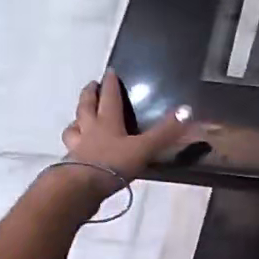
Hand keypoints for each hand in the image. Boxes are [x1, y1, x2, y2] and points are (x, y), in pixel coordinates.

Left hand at [61, 71, 189, 186]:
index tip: (110, 71)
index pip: (110, 97)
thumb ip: (164, 132)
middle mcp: (89, 130)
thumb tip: (188, 110)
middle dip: (89, 95)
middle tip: (91, 86)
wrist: (82, 187)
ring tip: (78, 120)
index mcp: (107, 121)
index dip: (111, 83)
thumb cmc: (113, 164)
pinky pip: (71, 151)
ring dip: (76, 122)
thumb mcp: (144, 148)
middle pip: (86, 107)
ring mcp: (77, 147)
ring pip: (73, 129)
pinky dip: (74, 148)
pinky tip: (78, 153)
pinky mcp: (71, 165)